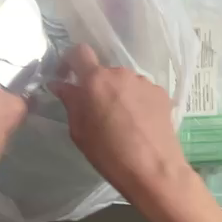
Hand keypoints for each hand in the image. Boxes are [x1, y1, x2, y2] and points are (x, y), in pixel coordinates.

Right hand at [51, 44, 191, 204]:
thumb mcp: (79, 131)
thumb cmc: (108, 153)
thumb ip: (70, 102)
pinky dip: (135, 102)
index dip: (69, 61)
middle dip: (96, 86)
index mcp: (95, 80)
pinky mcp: (161, 93)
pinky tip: (138, 123)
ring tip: (120, 121)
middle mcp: (121, 73)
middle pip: (103, 72)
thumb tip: (60, 84)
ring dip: (117, 94)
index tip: (67, 77)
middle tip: (95, 111)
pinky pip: (141, 91)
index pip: (79, 52)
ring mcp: (144, 82)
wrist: (153, 169)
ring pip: (123, 82)